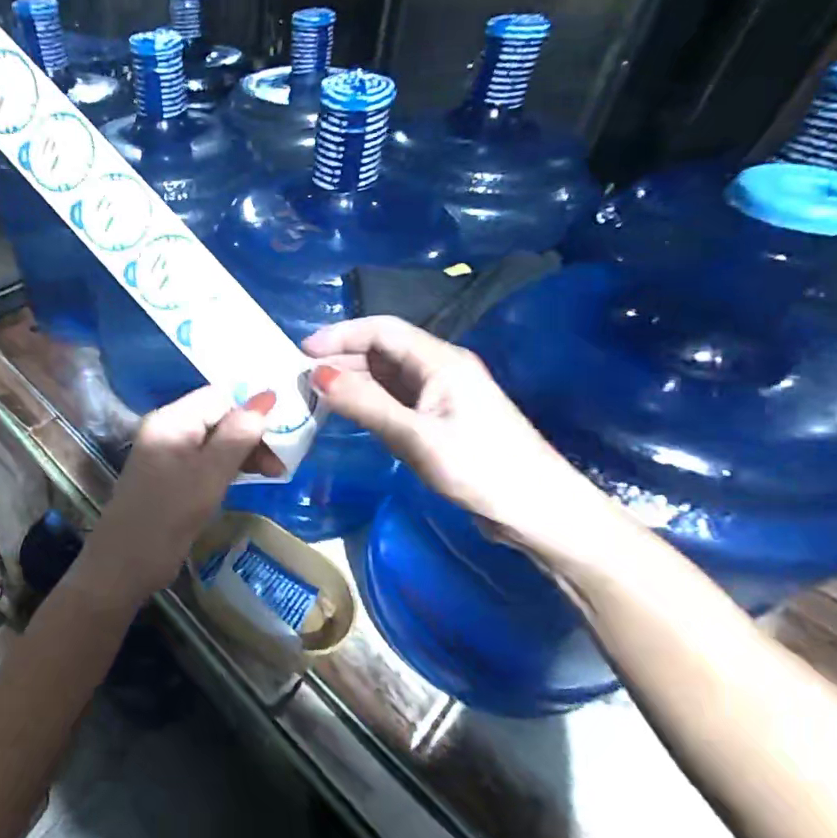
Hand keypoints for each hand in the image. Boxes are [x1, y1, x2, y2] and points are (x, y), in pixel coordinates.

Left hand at [76, 386, 280, 598]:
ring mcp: (170, 456)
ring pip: (217, 441)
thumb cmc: (168, 515)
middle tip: (281, 464)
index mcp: (172, 420)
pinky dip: (231, 467)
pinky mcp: (174, 480)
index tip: (285, 431)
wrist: (125, 566)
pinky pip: (209, 462)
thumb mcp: (209, 474)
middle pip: (220, 418)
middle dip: (252, 434)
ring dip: (246, 452)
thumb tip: (267, 397)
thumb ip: (238, 435)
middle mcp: (169, 431)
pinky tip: (251, 478)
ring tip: (275, 473)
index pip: (220, 397)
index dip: (253, 408)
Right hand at [304, 316, 605, 549]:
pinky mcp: (443, 421)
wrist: (535, 507)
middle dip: (342, 359)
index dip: (341, 334)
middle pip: (384, 351)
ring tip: (316, 396)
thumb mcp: (416, 437)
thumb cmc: (479, 467)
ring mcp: (443, 396)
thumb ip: (366, 404)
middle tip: (301, 379)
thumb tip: (317, 375)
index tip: (302, 351)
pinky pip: (399, 401)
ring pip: (390, 377)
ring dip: (354, 382)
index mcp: (441, 361)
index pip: (383, 330)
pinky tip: (349, 414)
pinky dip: (371, 403)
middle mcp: (442, 369)